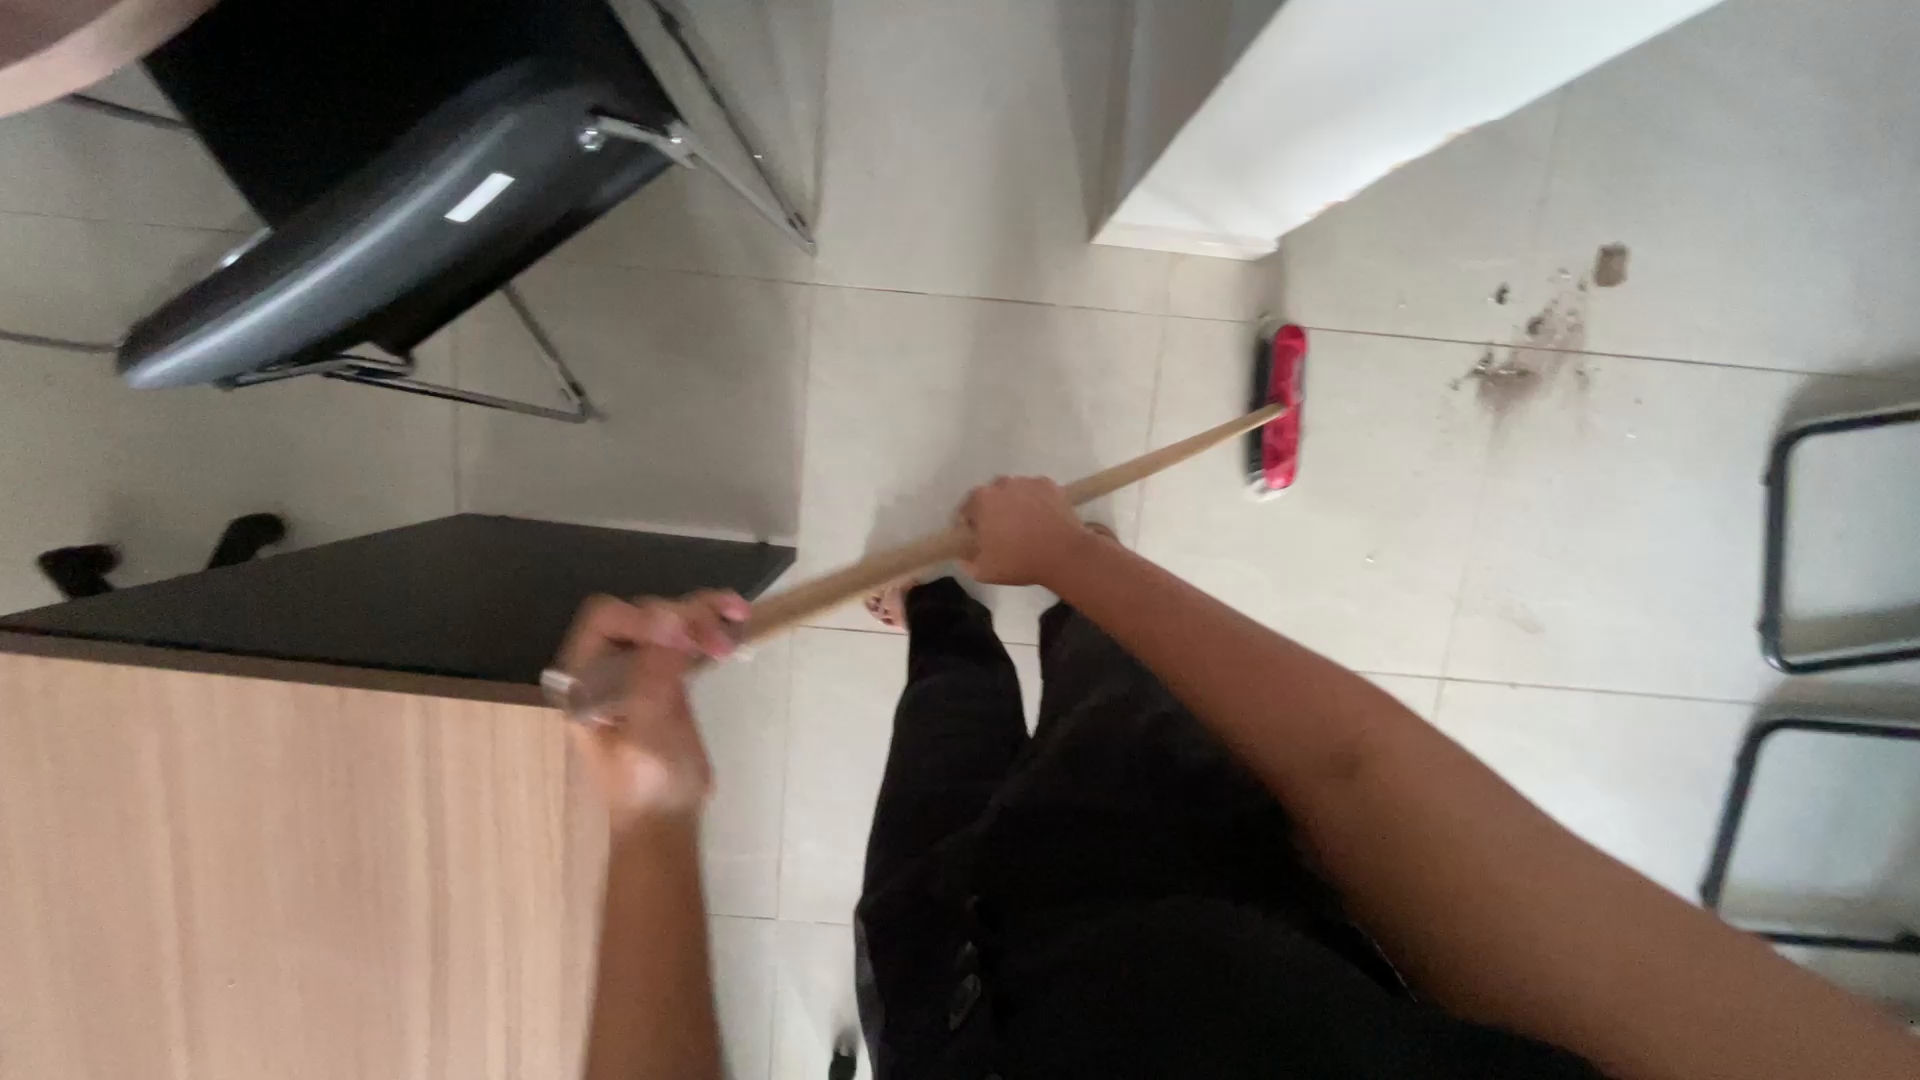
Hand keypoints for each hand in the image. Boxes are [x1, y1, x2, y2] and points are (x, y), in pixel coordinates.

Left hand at [554, 591, 748, 828]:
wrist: (666, 819)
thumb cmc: (647, 786)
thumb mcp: (647, 734)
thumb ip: (653, 675)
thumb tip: (671, 618)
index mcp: (585, 679)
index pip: (605, 621)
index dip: (644, 617)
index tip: (686, 636)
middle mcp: (608, 664)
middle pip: (644, 613)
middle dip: (685, 618)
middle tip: (720, 646)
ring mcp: (640, 665)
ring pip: (671, 616)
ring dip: (705, 614)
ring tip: (736, 622)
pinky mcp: (668, 670)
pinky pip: (688, 632)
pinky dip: (713, 621)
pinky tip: (737, 616)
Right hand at [959, 476, 1090, 586]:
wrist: (1063, 555)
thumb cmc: (1019, 562)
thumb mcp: (983, 572)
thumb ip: (966, 563)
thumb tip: (962, 557)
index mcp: (981, 500)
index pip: (967, 509)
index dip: (971, 525)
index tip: (979, 538)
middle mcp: (1001, 484)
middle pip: (991, 497)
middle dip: (993, 511)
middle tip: (1003, 532)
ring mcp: (1027, 481)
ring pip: (1014, 491)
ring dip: (1014, 503)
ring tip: (1025, 524)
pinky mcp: (1048, 484)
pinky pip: (1035, 491)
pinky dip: (1035, 501)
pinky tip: (1041, 518)